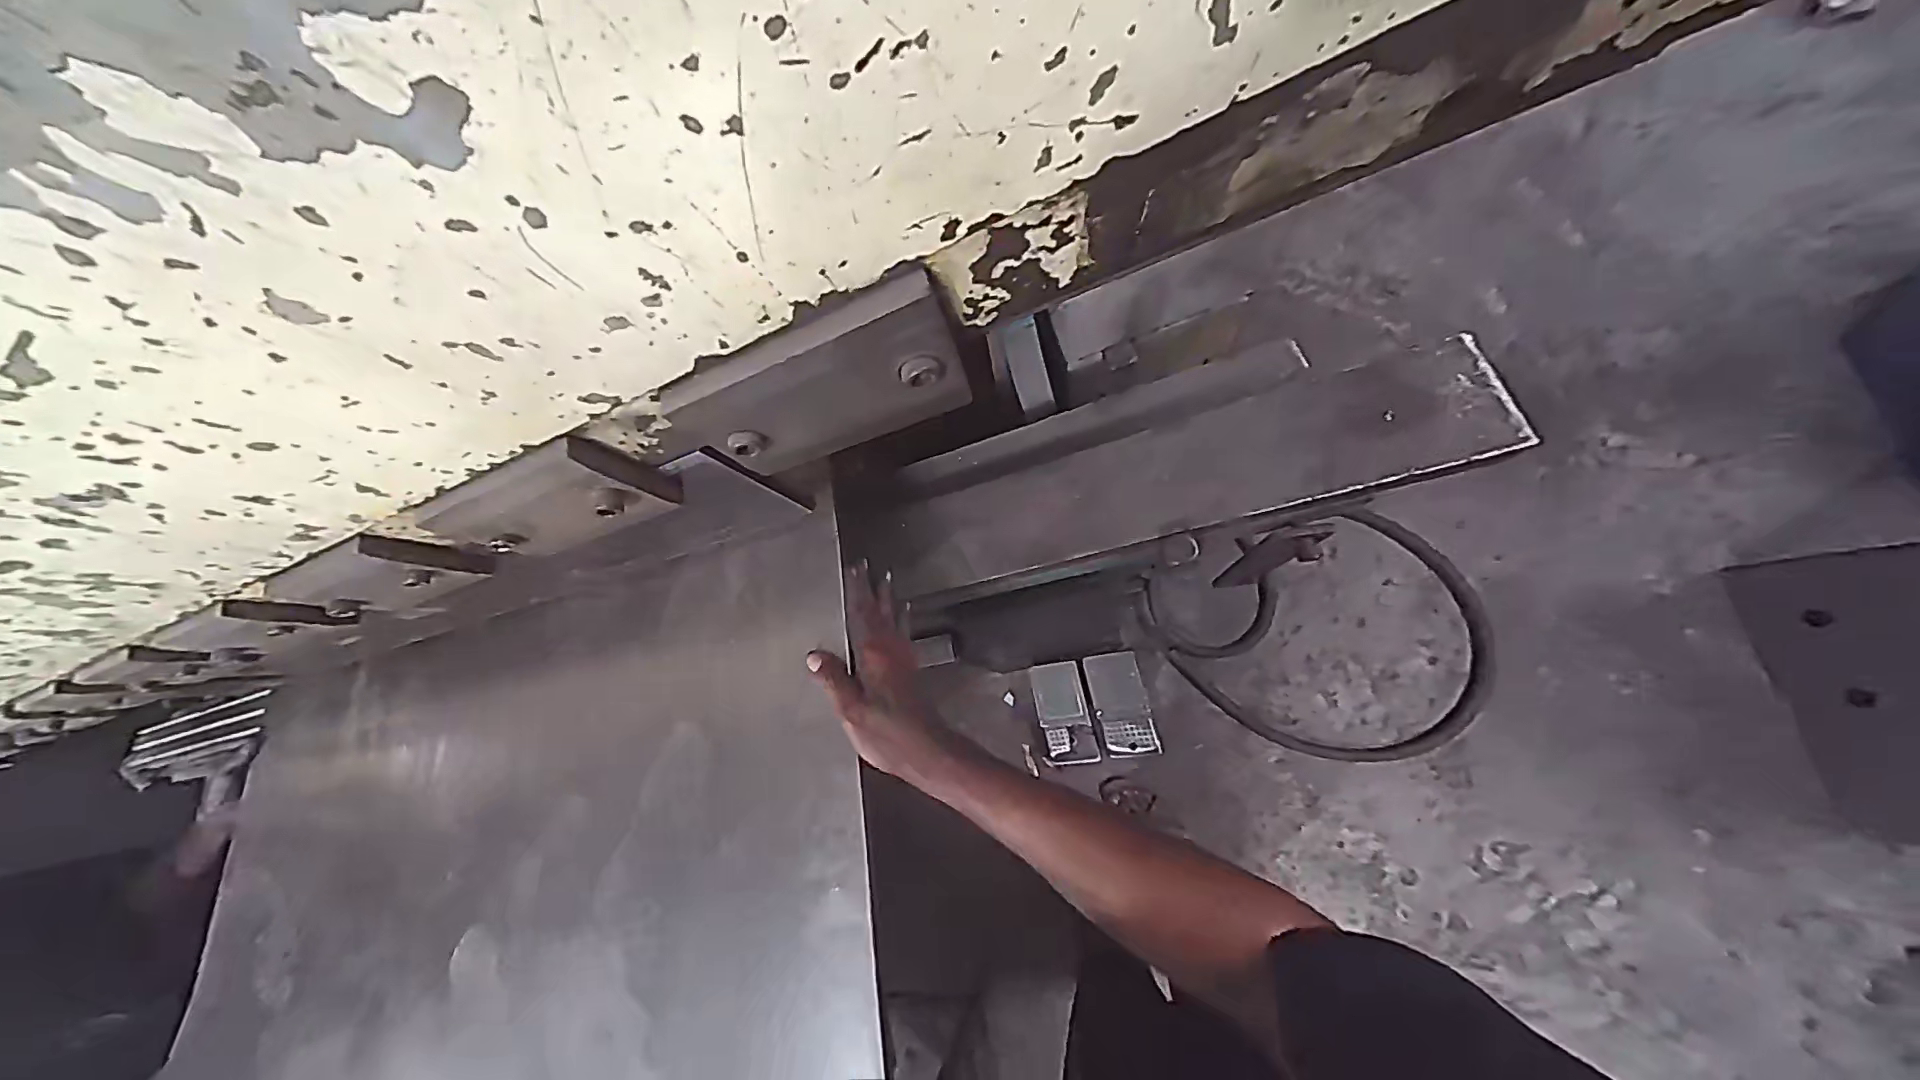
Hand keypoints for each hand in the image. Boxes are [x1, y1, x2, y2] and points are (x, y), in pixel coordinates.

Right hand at [807, 565, 957, 786]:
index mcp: (874, 656)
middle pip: (881, 612)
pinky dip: (900, 621)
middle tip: (868, 569)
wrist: (927, 749)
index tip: (855, 570)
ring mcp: (904, 660)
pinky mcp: (911, 671)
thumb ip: (834, 680)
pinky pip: (902, 634)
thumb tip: (815, 655)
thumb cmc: (888, 733)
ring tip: (886, 584)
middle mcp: (892, 652)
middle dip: (873, 589)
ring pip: (894, 621)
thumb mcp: (851, 710)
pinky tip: (901, 621)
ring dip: (888, 601)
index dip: (858, 591)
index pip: (863, 614)